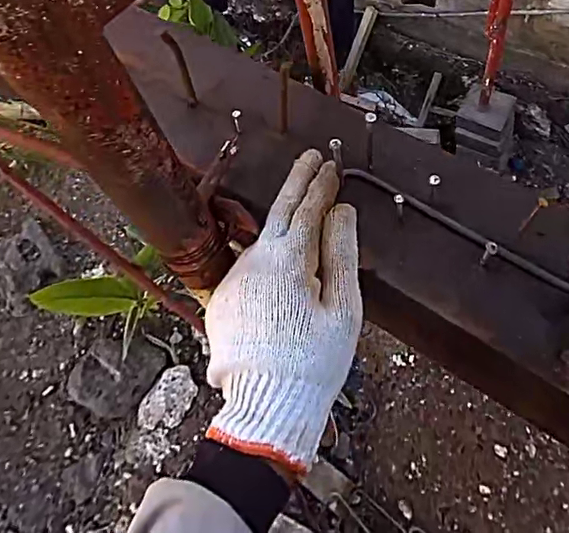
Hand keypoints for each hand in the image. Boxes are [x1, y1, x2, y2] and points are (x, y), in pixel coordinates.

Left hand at [194, 150, 360, 475]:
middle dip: (298, 179)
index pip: (309, 209)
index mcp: (288, 263)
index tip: (332, 166)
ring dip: (284, 212)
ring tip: (302, 196)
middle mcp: (256, 264)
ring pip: (264, 234)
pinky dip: (269, 245)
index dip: (323, 185)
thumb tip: (342, 212)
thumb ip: (342, 252)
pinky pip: (251, 260)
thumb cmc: (312, 364)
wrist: (264, 410)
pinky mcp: (225, 299)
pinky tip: (282, 247)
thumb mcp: (343, 306)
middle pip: (280, 209)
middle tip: (312, 157)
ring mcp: (236, 281)